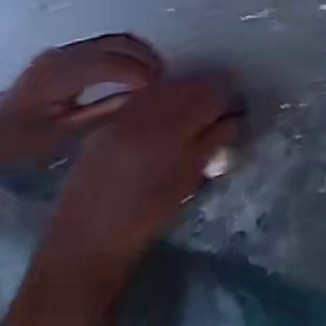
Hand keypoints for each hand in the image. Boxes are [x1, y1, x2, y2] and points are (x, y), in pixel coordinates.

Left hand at [0, 33, 164, 166]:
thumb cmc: (15, 140)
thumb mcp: (57, 137)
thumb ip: (99, 114)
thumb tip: (137, 100)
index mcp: (57, 76)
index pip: (109, 64)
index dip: (138, 72)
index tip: (158, 88)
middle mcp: (62, 55)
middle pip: (116, 44)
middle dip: (145, 59)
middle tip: (165, 80)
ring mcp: (64, 50)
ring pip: (114, 39)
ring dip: (139, 52)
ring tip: (156, 73)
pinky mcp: (67, 52)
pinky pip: (106, 43)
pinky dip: (128, 51)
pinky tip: (137, 67)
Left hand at [39, 77, 240, 281]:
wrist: (87, 240)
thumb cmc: (145, 218)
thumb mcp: (187, 181)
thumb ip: (212, 143)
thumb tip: (234, 119)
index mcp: (172, 128)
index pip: (211, 96)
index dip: (229, 99)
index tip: (239, 109)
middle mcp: (147, 112)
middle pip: (188, 86)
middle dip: (208, 92)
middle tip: (220, 108)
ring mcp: (125, 114)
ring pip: (165, 88)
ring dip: (185, 93)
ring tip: (195, 110)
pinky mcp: (109, 121)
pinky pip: (143, 98)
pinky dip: (161, 99)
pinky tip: (167, 115)